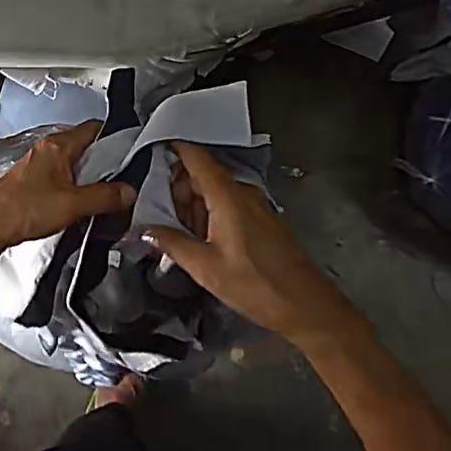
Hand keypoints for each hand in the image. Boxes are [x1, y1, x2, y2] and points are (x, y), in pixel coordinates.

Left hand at [0, 121, 133, 258]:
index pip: (94, 128)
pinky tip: (75, 203)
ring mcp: (36, 164)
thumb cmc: (22, 210)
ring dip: (85, 175)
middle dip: (102, 161)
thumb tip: (127, 192)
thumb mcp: (73, 204)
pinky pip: (59, 175)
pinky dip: (71, 184)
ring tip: (99, 193)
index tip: (128, 151)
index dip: (114, 137)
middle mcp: (46, 149)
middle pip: (84, 145)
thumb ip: (104, 197)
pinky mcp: (30, 180)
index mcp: (58, 145)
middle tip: (118, 178)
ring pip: (71, 161)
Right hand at [145, 142, 364, 348]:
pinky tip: (205, 240)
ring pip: (216, 191)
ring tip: (183, 235)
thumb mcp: (206, 267)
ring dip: (195, 205)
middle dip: (180, 189)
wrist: (305, 303)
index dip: (176, 147)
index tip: (156, 146)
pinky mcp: (262, 218)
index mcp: (227, 196)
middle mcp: (242, 192)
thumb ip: (173, 243)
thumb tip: (146, 229)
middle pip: (203, 175)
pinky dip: (212, 214)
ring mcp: (255, 204)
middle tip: (163, 215)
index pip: (197, 157)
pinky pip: (230, 203)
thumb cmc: (256, 284)